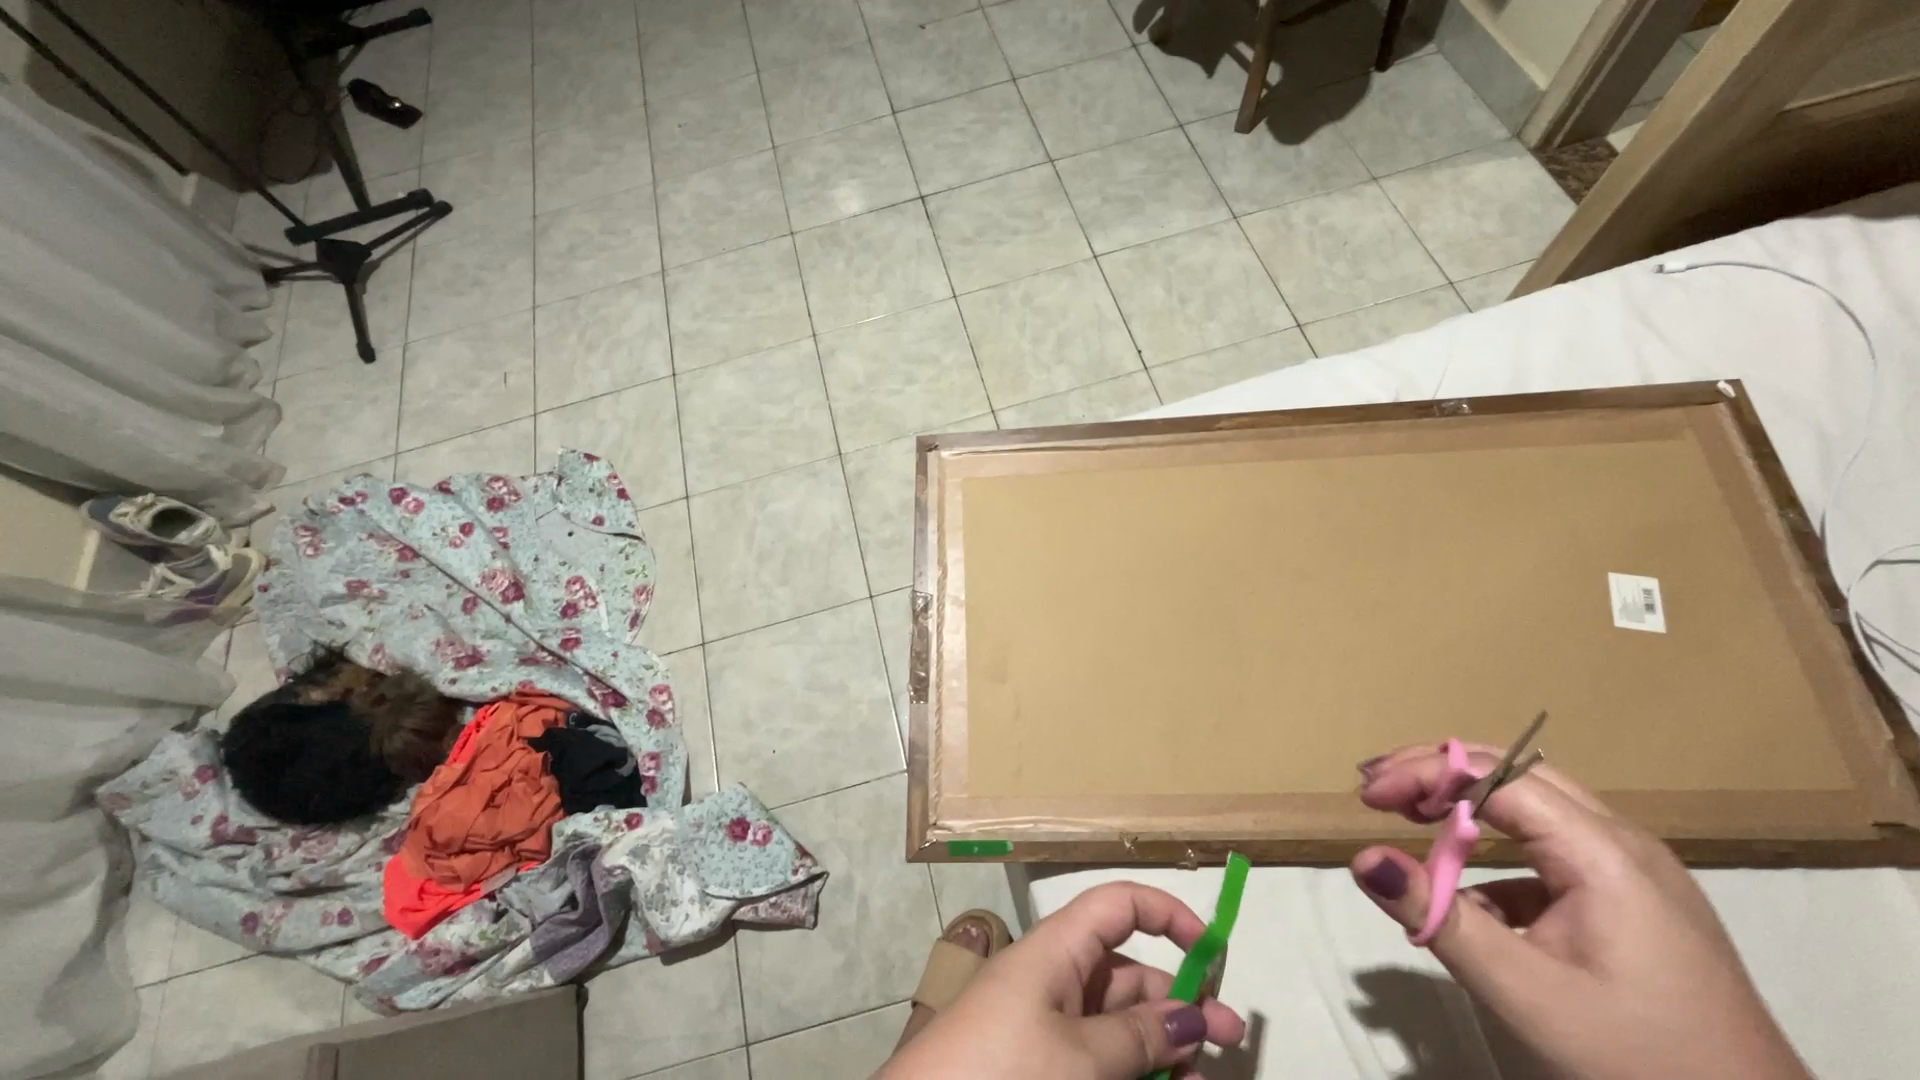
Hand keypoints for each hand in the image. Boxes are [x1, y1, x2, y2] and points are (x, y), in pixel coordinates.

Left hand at [876, 882, 1245, 1078]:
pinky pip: (1098, 1055)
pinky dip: (1132, 1071)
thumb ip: (1139, 1037)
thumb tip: (1193, 1015)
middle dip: (1180, 1003)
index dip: (1167, 914)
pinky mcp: (1040, 1062)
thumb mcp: (1078, 1058)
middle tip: (1233, 1041)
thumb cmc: (1002, 1070)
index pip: (1118, 905)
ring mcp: (1047, 1025)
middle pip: (1129, 974)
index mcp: (1058, 950)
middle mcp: (1056, 978)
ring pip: (1119, 1024)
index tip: (1212, 951)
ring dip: (1163, 1049)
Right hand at [1352, 745, 1811, 1079]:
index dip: (1424, 774)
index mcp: (1603, 854)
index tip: (1366, 798)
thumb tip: (1364, 858)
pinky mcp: (1633, 903)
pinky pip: (1552, 853)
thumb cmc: (1635, 1057)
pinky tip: (1469, 897)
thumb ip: (1440, 918)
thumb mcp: (1523, 991)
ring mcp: (1634, 872)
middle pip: (1515, 775)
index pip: (1497, 777)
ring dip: (1465, 805)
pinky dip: (1497, 855)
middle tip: (1374, 788)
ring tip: (1406, 816)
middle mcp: (1622, 844)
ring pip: (1534, 808)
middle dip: (1438, 772)